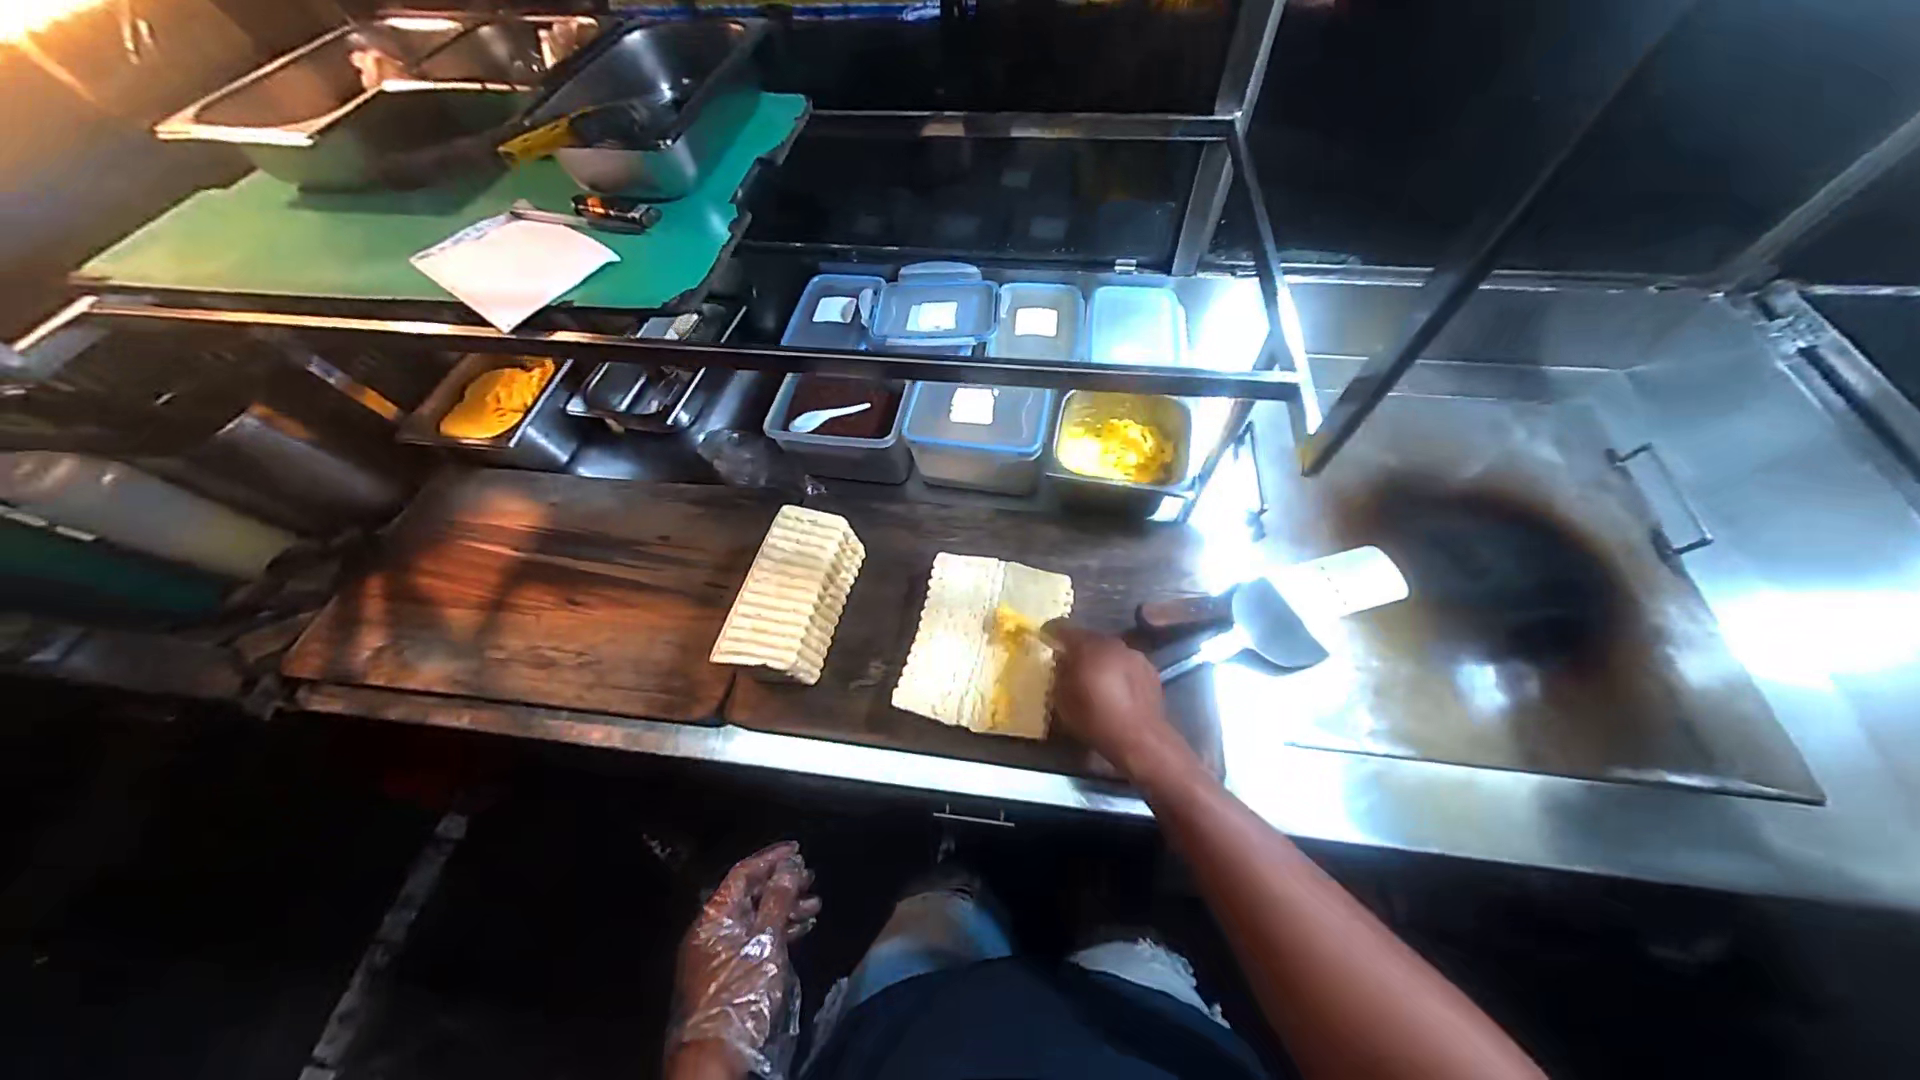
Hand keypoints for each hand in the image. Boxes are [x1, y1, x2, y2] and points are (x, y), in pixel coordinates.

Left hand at [668, 842, 821, 1078]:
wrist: (715, 1059)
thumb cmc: (740, 994)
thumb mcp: (765, 942)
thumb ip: (778, 900)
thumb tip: (789, 865)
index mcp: (714, 917)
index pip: (743, 873)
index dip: (772, 857)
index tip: (798, 849)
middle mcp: (712, 930)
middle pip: (749, 894)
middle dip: (782, 883)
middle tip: (810, 877)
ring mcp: (718, 953)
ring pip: (755, 917)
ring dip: (784, 907)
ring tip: (814, 906)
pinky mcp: (727, 973)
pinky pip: (754, 938)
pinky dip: (777, 930)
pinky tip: (800, 931)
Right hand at [1046, 621, 1201, 787]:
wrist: (1140, 738)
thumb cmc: (1094, 719)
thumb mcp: (1062, 699)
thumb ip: (1059, 674)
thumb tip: (1062, 662)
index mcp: (1087, 646)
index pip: (1062, 628)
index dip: (1050, 633)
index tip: (1044, 640)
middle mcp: (1112, 643)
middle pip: (1089, 638)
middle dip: (1077, 648)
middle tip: (1069, 664)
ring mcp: (1134, 654)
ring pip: (1110, 650)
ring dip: (1100, 659)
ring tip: (1095, 678)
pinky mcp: (1150, 670)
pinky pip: (1126, 663)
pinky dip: (1118, 670)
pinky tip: (1117, 688)